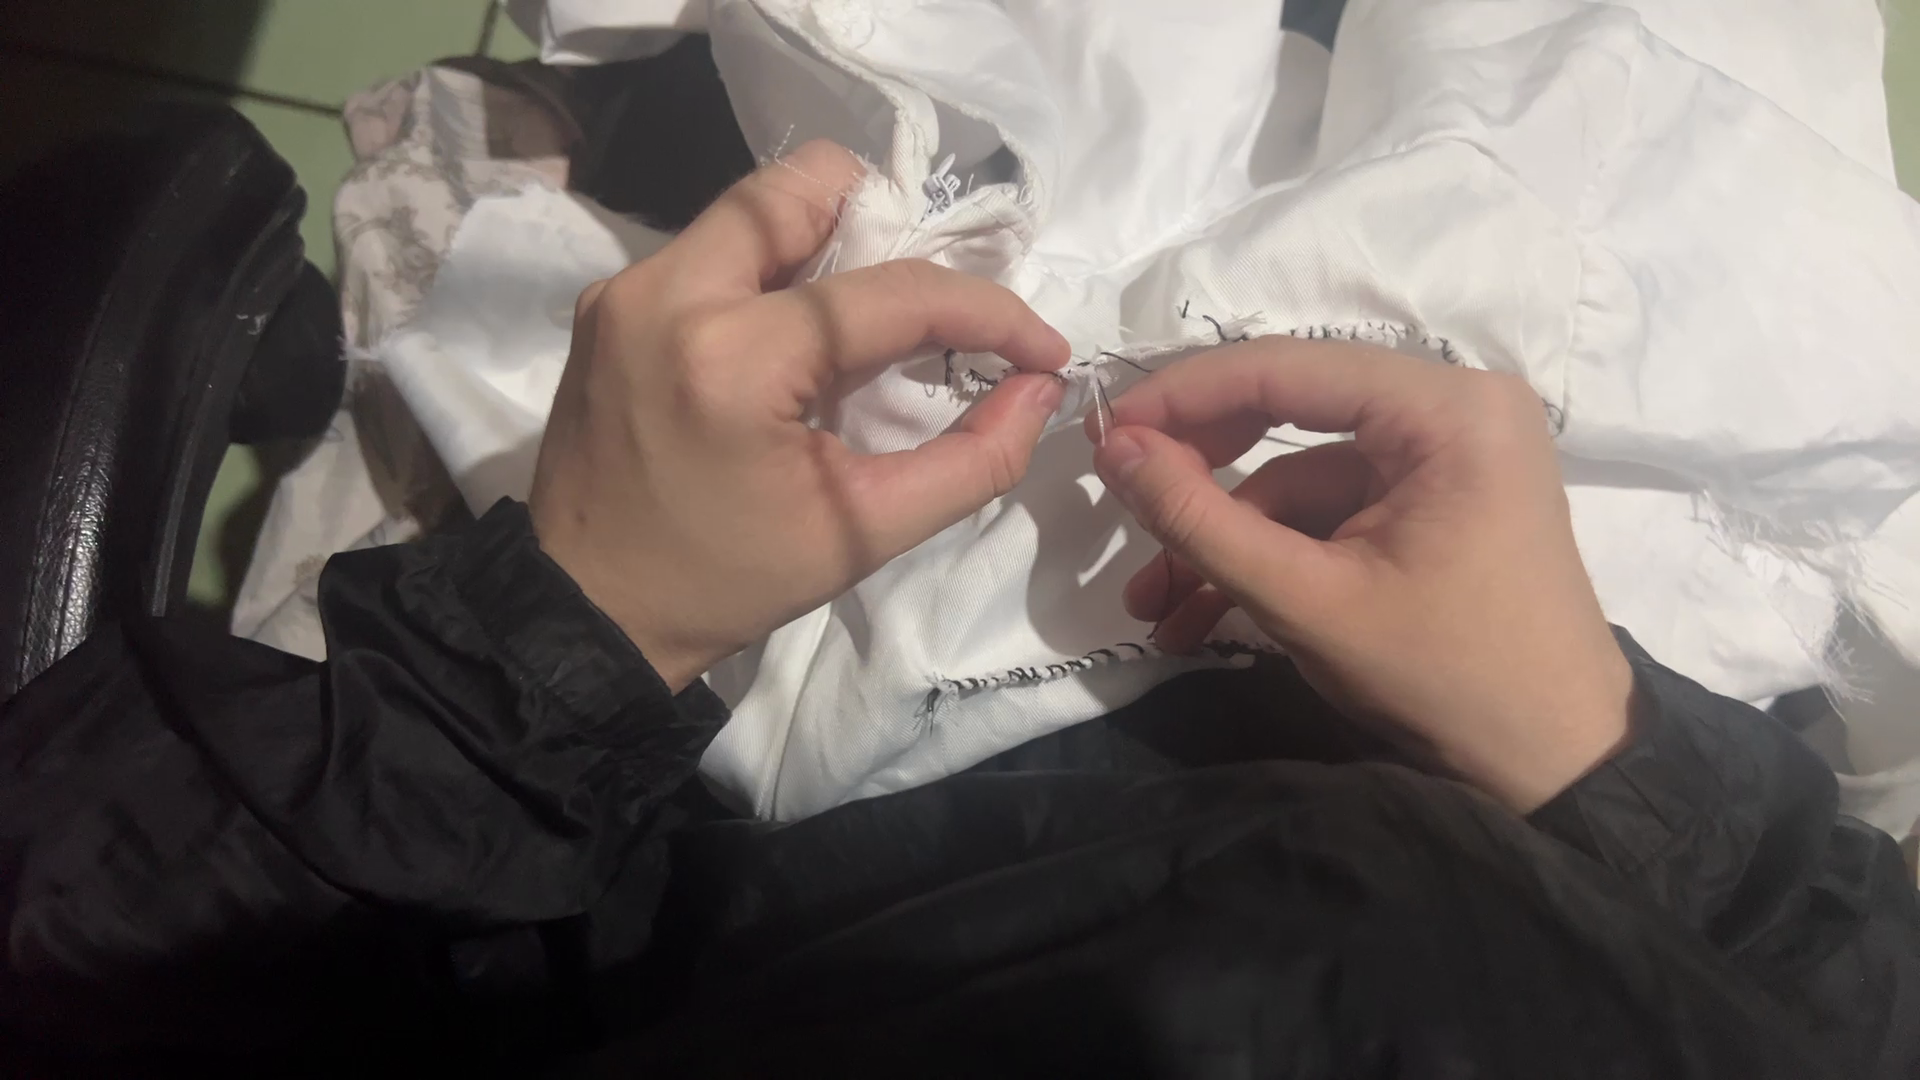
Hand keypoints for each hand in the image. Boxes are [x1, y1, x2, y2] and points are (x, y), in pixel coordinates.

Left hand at [531, 141, 1068, 691]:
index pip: (891, 293)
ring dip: (834, 245)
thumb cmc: (731, 582)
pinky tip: (795, 346)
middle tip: (929, 308)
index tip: (1039, 347)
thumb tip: (1037, 389)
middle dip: (893, 227)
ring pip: (757, 207)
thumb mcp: (866, 535)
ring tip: (866, 328)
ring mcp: (626, 289)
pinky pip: (716, 249)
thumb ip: (972, 462)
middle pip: (804, 186)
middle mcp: (667, 292)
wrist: (592, 611)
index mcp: (733, 359)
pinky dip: (779, 274)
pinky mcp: (609, 303)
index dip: (988, 309)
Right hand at [1089, 341, 1632, 810]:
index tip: (1102, 429)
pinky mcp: (1412, 505)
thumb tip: (1112, 449)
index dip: (1180, 394)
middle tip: (1121, 497)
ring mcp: (1429, 461)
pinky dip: (1253, 558)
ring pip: (1284, 476)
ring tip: (1152, 604)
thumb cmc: (1443, 676)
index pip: (1283, 368)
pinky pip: (1311, 515)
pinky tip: (1197, 617)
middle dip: (1194, 468)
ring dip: (1214, 538)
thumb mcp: (1302, 598)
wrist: (1548, 770)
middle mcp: (1444, 411)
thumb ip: (1197, 519)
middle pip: (1282, 410)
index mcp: (1444, 410)